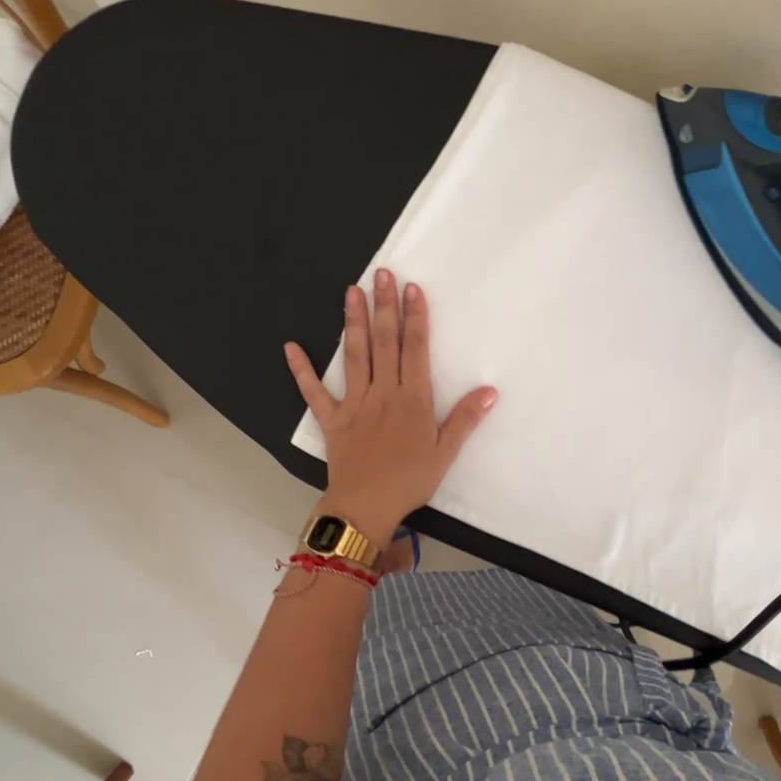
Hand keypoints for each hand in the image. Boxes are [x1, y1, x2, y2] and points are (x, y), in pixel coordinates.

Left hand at [284, 268, 496, 552]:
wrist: (366, 506)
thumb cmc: (409, 481)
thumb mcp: (445, 452)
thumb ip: (465, 418)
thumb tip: (490, 390)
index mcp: (412, 399)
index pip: (415, 349)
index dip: (414, 317)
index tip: (411, 288)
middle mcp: (383, 392)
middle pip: (384, 342)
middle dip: (384, 306)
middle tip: (382, 273)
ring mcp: (354, 403)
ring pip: (354, 355)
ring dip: (352, 322)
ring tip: (351, 291)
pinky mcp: (332, 419)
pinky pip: (313, 392)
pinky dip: (301, 370)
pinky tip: (290, 346)